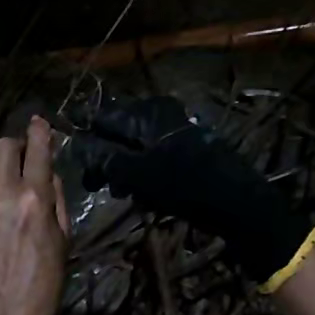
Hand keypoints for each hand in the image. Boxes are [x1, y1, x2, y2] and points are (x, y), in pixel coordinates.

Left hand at [0, 116, 70, 314]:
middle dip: (14, 146)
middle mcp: (1, 196)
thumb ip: (55, 196)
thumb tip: (47, 172)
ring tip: (9, 189)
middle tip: (24, 159)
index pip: (36, 150)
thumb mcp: (64, 235)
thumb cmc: (46, 277)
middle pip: (0, 146)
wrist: (7, 312)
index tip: (40, 123)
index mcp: (32, 199)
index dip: (40, 132)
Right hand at [70, 96, 310, 281]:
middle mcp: (159, 114)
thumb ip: (104, 158)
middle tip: (99, 186)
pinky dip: (143, 173)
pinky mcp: (185, 149)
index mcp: (145, 113)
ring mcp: (174, 131)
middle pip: (118, 132)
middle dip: (106, 159)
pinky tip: (144, 194)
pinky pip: (153, 156)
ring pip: (135, 147)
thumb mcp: (138, 173)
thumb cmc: (185, 185)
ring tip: (123, 193)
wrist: (239, 202)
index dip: (86, 142)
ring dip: (124, 170)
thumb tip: (75, 146)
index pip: (101, 118)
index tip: (81, 169)